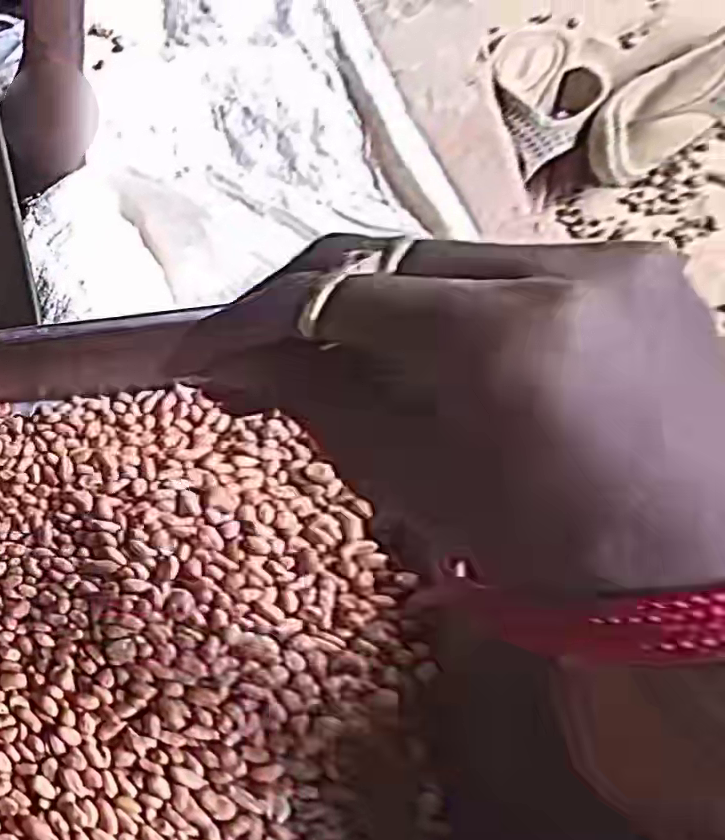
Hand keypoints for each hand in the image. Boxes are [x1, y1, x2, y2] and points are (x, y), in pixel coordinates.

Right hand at [178, 237, 724, 595]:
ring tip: (289, 360)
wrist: (694, 557)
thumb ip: (306, 392)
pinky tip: (370, 352)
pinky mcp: (620, 273)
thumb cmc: (528, 530)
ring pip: (420, 260)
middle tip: (230, 354)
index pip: (331, 292)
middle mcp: (559, 270)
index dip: (244, 322)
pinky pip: (473, 275)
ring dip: (339, 306)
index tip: (192, 356)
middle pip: (373, 254)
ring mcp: (601, 262)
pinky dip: (402, 308)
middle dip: (283, 304)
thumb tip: (227, 362)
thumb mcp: (391, 464)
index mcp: (497, 332)